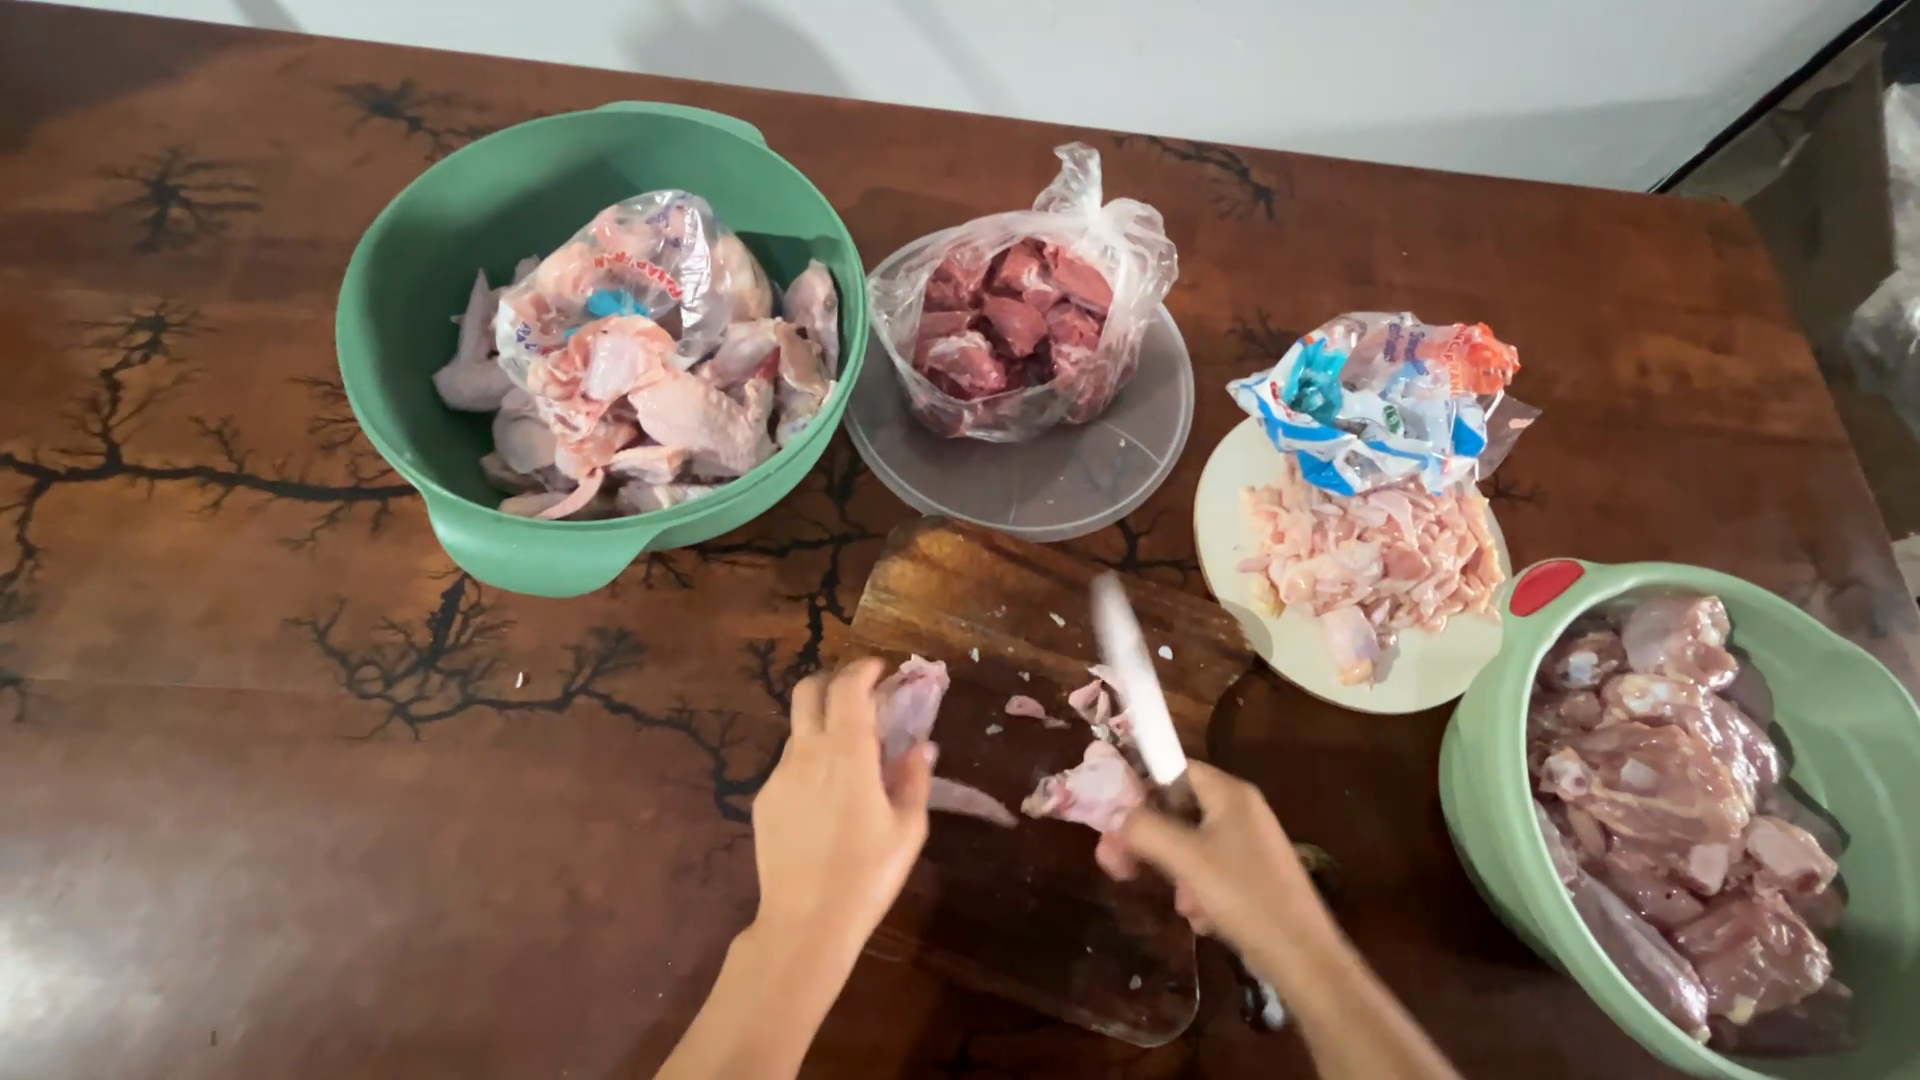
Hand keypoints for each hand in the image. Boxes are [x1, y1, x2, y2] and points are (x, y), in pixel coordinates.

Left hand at [748, 657, 933, 956]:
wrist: (805, 922)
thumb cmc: (867, 874)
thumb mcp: (908, 828)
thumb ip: (914, 778)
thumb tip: (920, 746)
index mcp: (847, 752)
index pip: (848, 687)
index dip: (863, 669)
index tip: (879, 670)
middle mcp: (807, 752)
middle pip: (807, 690)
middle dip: (832, 681)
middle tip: (858, 695)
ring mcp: (779, 774)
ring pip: (798, 729)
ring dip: (822, 725)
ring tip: (848, 757)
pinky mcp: (764, 799)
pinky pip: (789, 765)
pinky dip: (809, 761)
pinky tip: (825, 799)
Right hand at [1102, 762, 1328, 968]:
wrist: (1305, 960)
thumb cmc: (1245, 896)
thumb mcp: (1186, 858)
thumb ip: (1143, 828)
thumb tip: (1113, 815)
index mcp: (1229, 793)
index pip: (1173, 767)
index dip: (1139, 784)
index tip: (1112, 814)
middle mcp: (1240, 810)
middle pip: (1177, 808)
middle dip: (1149, 838)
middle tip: (1120, 863)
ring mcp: (1249, 844)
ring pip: (1190, 843)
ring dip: (1173, 871)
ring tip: (1179, 902)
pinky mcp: (1253, 876)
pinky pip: (1210, 869)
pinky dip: (1197, 890)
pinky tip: (1201, 918)